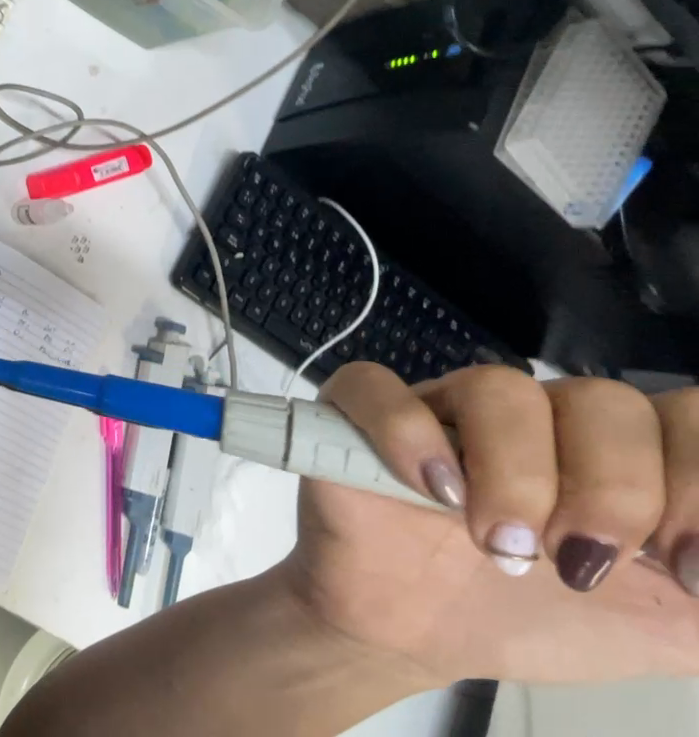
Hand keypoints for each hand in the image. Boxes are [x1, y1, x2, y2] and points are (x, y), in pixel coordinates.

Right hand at [274, 363, 698, 688]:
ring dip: (514, 476)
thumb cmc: (539, 620)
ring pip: (496, 388)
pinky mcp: (354, 415)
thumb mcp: (681, 629)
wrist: (414, 632)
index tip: (687, 572)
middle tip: (578, 565)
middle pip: (601, 400)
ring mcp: (441, 409)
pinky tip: (429, 492)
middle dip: (610, 494)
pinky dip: (406, 433)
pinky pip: (375, 388)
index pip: (689, 416)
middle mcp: (535, 418)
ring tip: (498, 545)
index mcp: (617, 452)